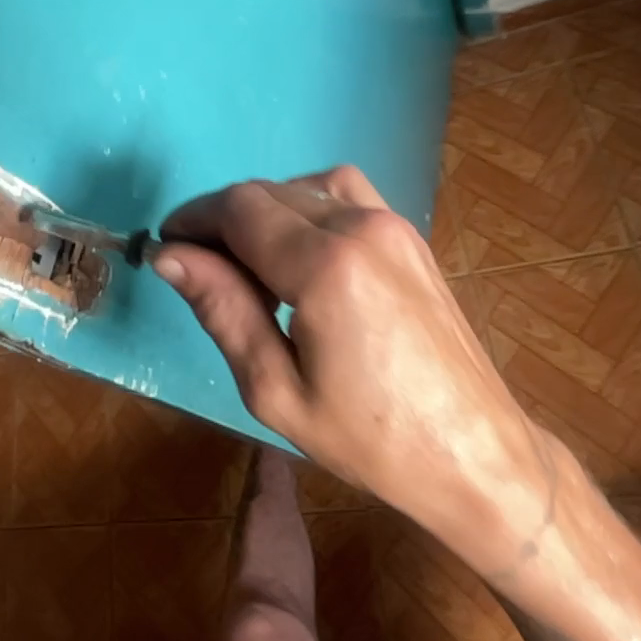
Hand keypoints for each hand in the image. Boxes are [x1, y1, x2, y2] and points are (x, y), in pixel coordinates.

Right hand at [153, 167, 550, 556]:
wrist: (475, 455)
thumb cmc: (369, 440)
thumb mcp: (275, 389)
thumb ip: (222, 310)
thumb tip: (169, 256)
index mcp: (326, 266)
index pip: (238, 209)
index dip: (192, 220)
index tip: (165, 250)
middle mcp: (361, 226)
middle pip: (266, 191)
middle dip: (220, 220)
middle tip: (199, 271)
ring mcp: (393, 225)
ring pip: (303, 185)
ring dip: (263, 211)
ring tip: (249, 265)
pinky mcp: (409, 236)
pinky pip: (343, 194)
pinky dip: (305, 206)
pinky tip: (298, 254)